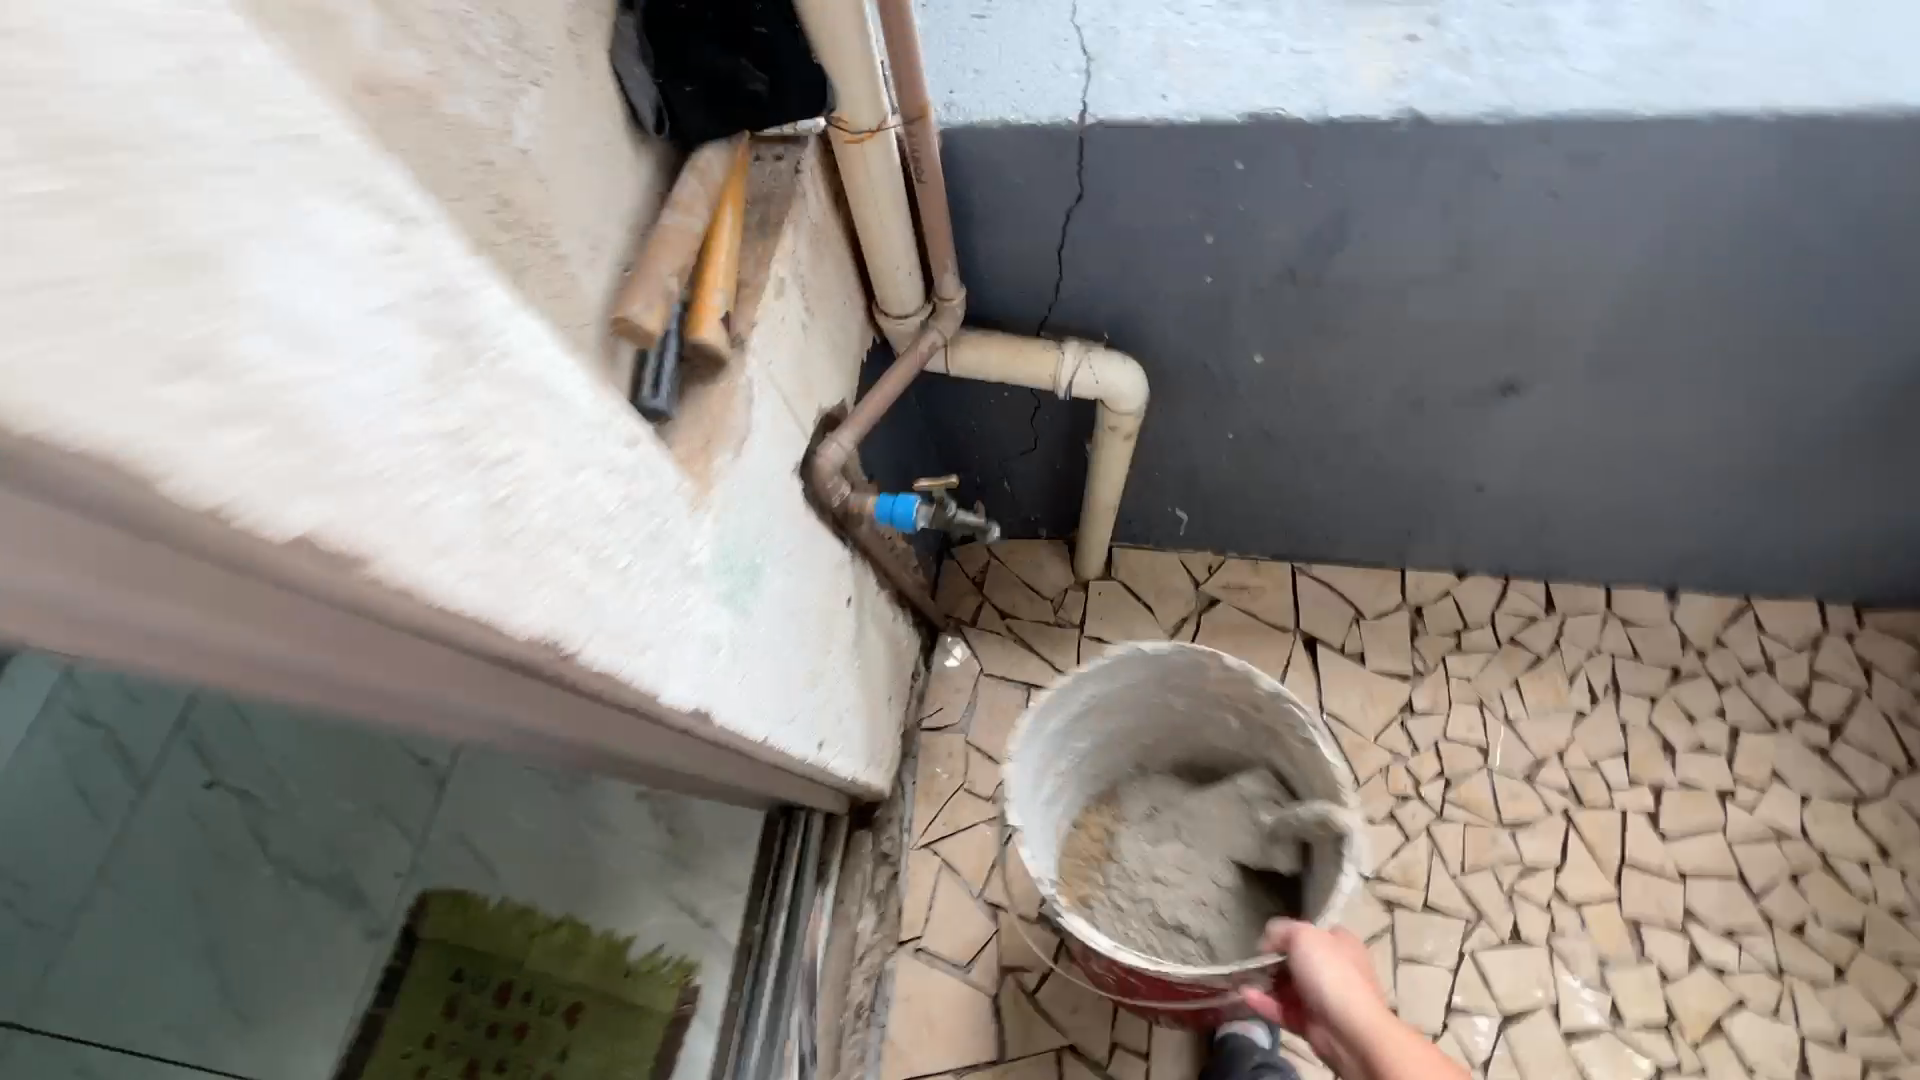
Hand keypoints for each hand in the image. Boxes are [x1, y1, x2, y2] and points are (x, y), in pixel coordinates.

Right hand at [1238, 919, 1394, 1077]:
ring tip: (1241, 978)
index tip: (1269, 938)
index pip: (1313, 933)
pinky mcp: (1312, 1024)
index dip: (1290, 933)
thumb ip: (1280, 930)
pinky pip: (1283, 1010)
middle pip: (1296, 961)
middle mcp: (1334, 969)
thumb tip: (1266, 942)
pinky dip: (1264, 1003)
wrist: (1351, 1032)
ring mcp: (1323, 999)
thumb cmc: (1330, 974)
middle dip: (1272, 961)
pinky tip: (1245, 995)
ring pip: (1287, 987)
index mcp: (1340, 944)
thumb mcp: (1302, 935)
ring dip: (1264, 982)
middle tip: (1252, 960)